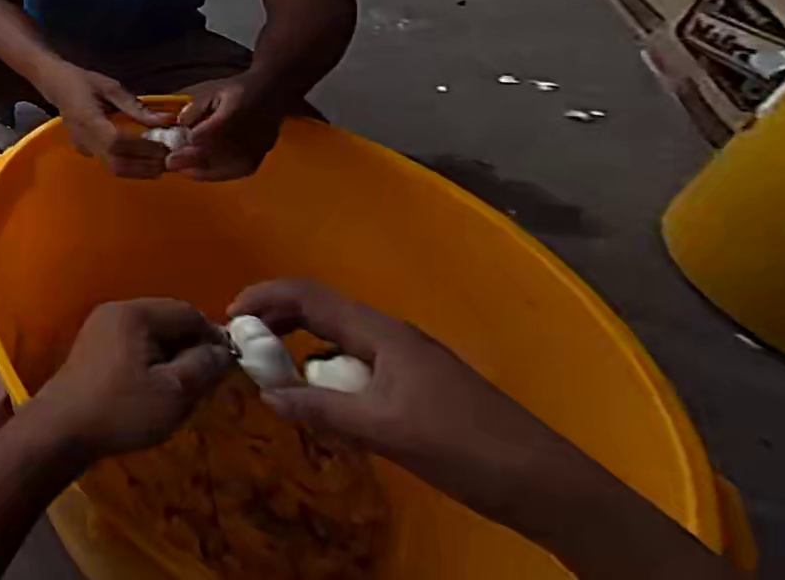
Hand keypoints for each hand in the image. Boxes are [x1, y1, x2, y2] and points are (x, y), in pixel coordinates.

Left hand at [34, 298, 233, 459]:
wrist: (63, 426)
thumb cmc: (122, 408)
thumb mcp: (174, 392)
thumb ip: (203, 366)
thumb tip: (224, 350)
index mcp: (136, 313)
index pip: (187, 312)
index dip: (211, 337)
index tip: (225, 368)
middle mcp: (116, 309)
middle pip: (168, 318)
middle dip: (190, 346)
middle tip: (204, 382)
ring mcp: (101, 325)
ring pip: (151, 332)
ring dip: (171, 355)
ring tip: (181, 389)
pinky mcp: (93, 344)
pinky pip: (133, 341)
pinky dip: (150, 359)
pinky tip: (153, 388)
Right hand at [43, 68, 169, 178]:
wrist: (56, 85)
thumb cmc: (83, 81)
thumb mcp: (111, 87)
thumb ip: (136, 107)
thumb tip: (165, 120)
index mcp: (88, 120)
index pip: (117, 142)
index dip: (143, 148)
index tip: (165, 146)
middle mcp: (85, 139)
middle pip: (117, 163)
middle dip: (146, 165)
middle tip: (169, 159)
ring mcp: (84, 148)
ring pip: (115, 168)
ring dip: (141, 170)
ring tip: (161, 162)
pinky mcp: (86, 151)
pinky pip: (110, 164)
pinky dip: (131, 166)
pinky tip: (145, 159)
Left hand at [166, 77, 282, 179]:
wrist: (272, 90)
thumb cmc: (237, 89)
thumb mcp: (212, 91)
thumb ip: (195, 107)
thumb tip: (179, 123)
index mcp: (235, 111)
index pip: (211, 132)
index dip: (190, 142)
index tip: (172, 147)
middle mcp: (250, 131)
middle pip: (219, 152)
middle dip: (192, 160)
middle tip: (171, 163)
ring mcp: (259, 145)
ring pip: (228, 165)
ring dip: (204, 171)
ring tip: (183, 171)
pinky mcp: (263, 153)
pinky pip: (240, 169)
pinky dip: (220, 174)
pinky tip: (203, 173)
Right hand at [227, 280, 613, 529]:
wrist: (553, 488)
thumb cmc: (465, 447)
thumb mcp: (385, 430)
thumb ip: (320, 409)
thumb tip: (264, 393)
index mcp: (378, 332)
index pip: (306, 295)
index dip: (264, 298)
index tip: (231, 318)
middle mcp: (387, 334)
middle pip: (317, 308)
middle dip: (275, 317)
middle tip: (244, 341)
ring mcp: (404, 357)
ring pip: (335, 335)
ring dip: (298, 342)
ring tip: (273, 367)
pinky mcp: (415, 382)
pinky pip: (354, 359)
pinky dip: (324, 366)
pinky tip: (321, 395)